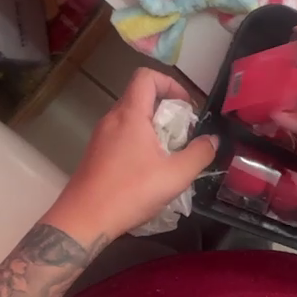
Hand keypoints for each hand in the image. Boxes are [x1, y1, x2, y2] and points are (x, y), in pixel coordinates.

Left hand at [41, 69, 217, 242]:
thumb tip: (212, 140)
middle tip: (183, 134)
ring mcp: (100, 137)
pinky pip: (121, 136)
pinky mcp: (96, 154)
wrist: (83, 220)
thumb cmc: (129, 193)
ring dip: (153, 128)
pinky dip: (138, 142)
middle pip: (139, 97)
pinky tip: (148, 169)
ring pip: (130, 119)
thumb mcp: (174, 176)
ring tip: (169, 154)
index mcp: (130, 115)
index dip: (170, 84)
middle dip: (166, 109)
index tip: (186, 107)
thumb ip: (199, 154)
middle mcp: (112, 119)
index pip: (146, 77)